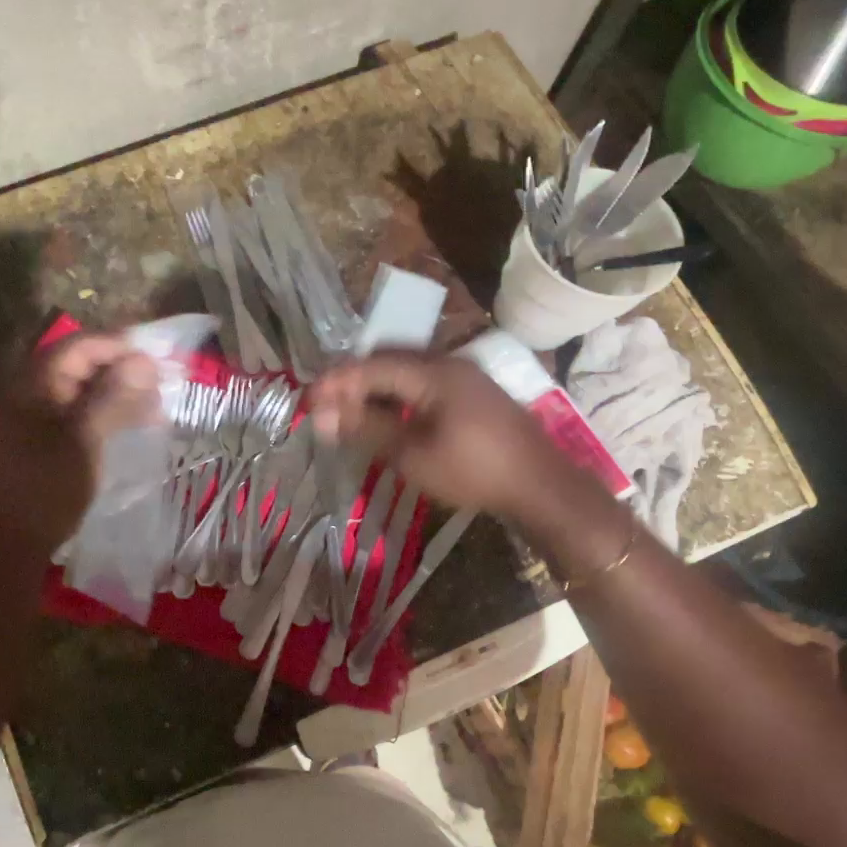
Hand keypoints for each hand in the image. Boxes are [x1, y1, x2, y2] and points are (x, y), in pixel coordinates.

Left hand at [0, 333, 158, 553]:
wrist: (12, 543)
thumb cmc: (48, 488)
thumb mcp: (85, 439)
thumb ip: (112, 396)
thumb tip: (142, 360)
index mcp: (33, 385)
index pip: (79, 346)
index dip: (119, 346)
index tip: (157, 356)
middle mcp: (29, 394)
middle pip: (79, 366)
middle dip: (122, 370)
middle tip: (160, 385)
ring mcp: (31, 420)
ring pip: (80, 393)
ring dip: (117, 395)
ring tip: (153, 409)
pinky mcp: (39, 444)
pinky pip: (76, 416)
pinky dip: (104, 416)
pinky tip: (128, 429)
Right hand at [309, 350, 573, 517]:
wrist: (542, 487)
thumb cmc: (473, 471)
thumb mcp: (412, 454)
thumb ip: (366, 428)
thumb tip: (321, 413)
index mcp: (433, 372)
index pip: (370, 366)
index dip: (334, 383)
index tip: (305, 401)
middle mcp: (449, 363)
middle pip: (387, 360)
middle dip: (351, 381)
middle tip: (324, 407)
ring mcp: (465, 376)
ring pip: (406, 371)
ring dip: (374, 389)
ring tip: (349, 414)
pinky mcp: (474, 394)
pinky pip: (424, 383)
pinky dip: (397, 396)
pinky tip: (388, 419)